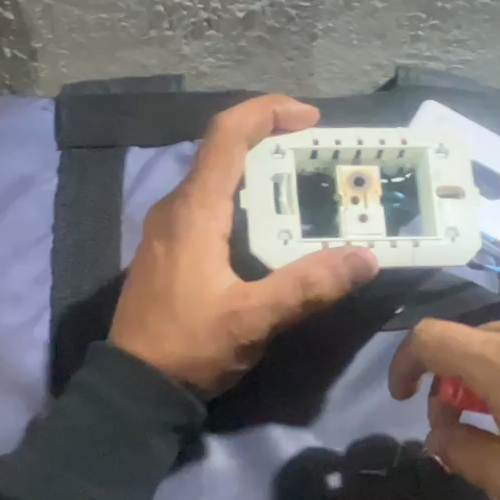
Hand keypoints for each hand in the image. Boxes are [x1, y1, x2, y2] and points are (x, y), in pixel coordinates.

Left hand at [109, 95, 379, 395]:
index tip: (310, 120)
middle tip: (319, 167)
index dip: (268, 112)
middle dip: (273, 149)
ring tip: (303, 200)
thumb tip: (365, 258)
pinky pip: (206, 212)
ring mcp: (165, 232)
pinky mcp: (165, 254)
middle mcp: (174, 209)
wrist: (134, 387)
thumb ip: (307, 286)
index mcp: (193, 211)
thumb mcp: (253, 319)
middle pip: (224, 155)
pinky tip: (268, 238)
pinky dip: (242, 209)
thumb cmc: (189, 347)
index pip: (227, 133)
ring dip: (259, 183)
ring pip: (215, 185)